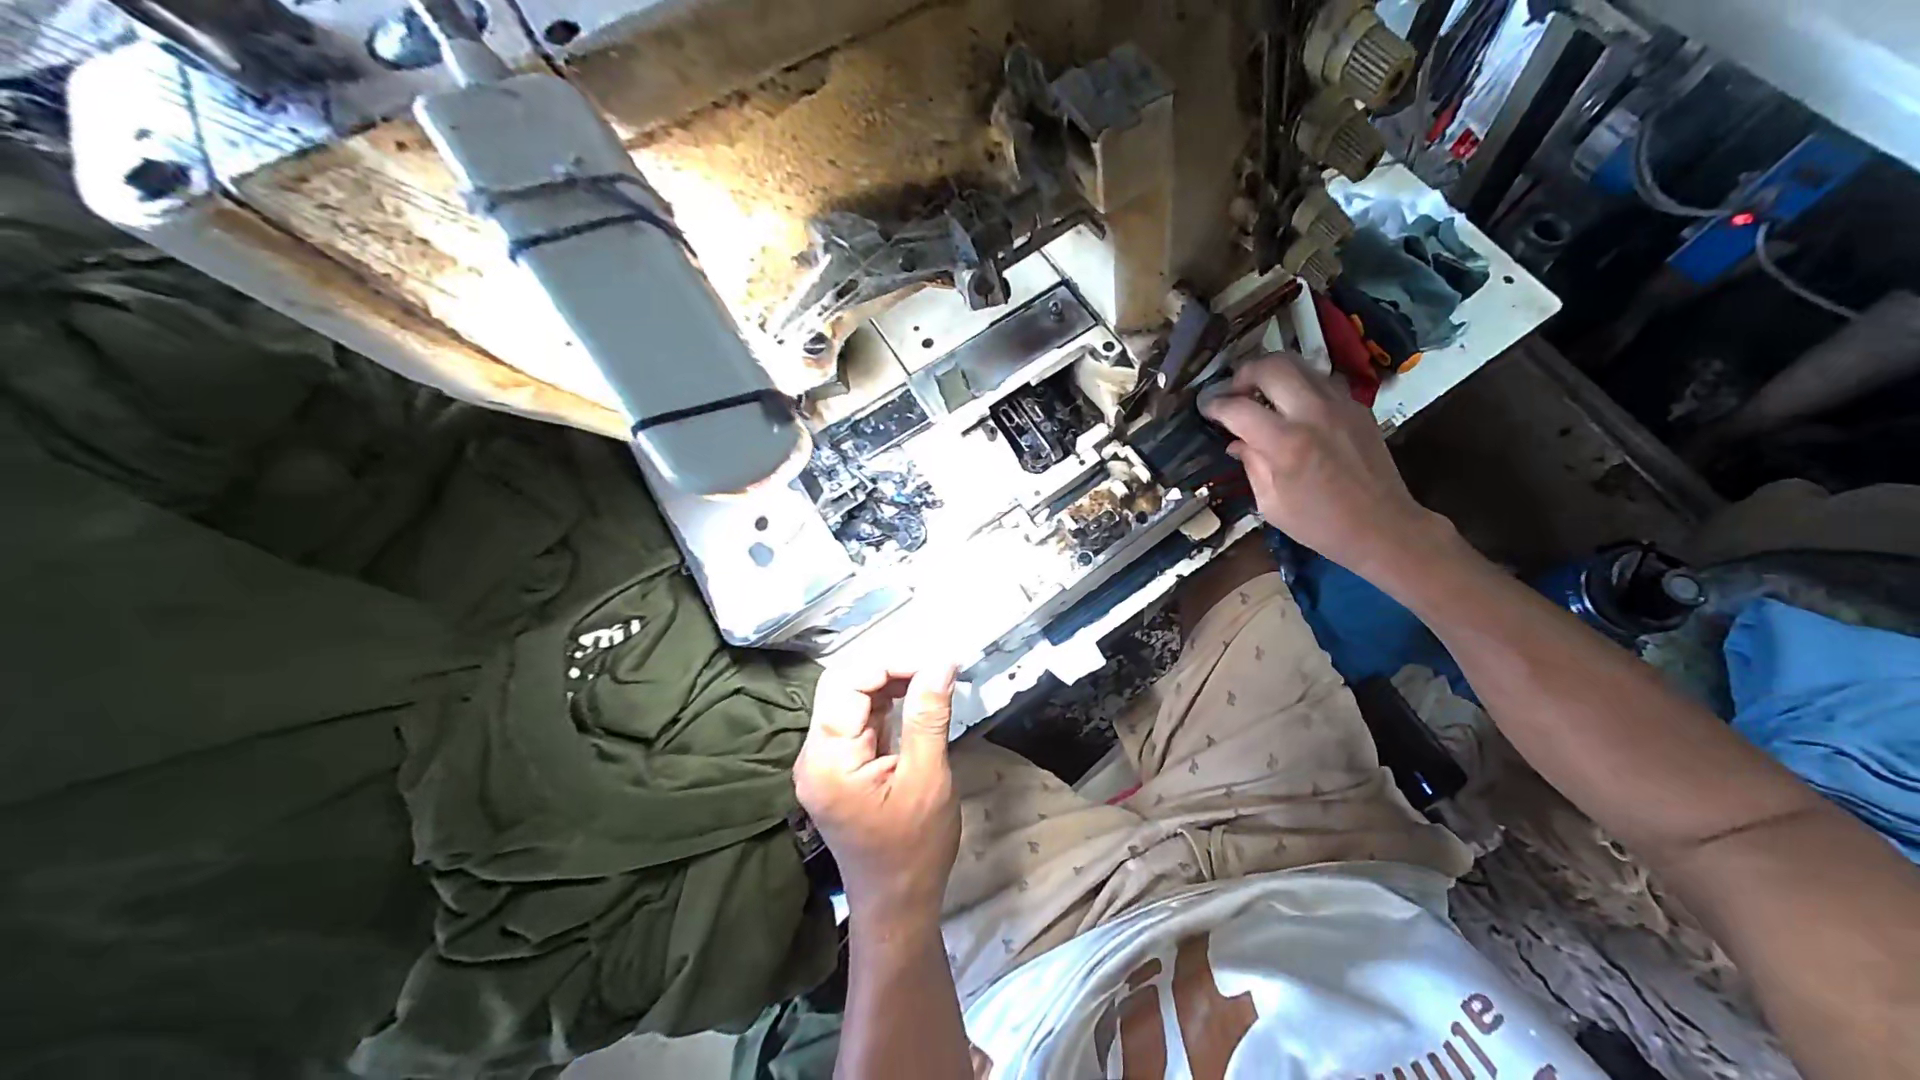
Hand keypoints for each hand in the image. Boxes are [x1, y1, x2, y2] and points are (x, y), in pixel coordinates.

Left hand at [794, 664, 961, 920]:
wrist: (897, 905)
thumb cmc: (913, 849)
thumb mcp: (927, 778)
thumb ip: (928, 717)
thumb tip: (940, 663)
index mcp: (827, 758)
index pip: (847, 683)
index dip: (890, 662)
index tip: (935, 662)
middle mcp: (815, 754)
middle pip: (844, 687)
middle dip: (890, 669)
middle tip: (936, 668)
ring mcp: (825, 761)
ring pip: (852, 701)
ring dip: (891, 684)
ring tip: (932, 679)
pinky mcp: (840, 767)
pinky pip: (860, 722)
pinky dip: (888, 706)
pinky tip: (916, 700)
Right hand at [1201, 353, 1445, 573]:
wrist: (1383, 527)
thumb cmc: (1319, 524)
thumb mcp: (1271, 503)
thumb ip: (1252, 464)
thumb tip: (1237, 441)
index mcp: (1286, 444)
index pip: (1238, 408)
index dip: (1214, 405)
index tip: (1205, 408)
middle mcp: (1313, 413)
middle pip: (1271, 366)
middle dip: (1244, 374)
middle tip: (1233, 392)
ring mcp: (1340, 405)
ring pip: (1299, 364)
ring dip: (1272, 375)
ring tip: (1260, 395)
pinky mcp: (1357, 406)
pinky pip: (1320, 380)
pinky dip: (1298, 386)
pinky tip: (1291, 408)